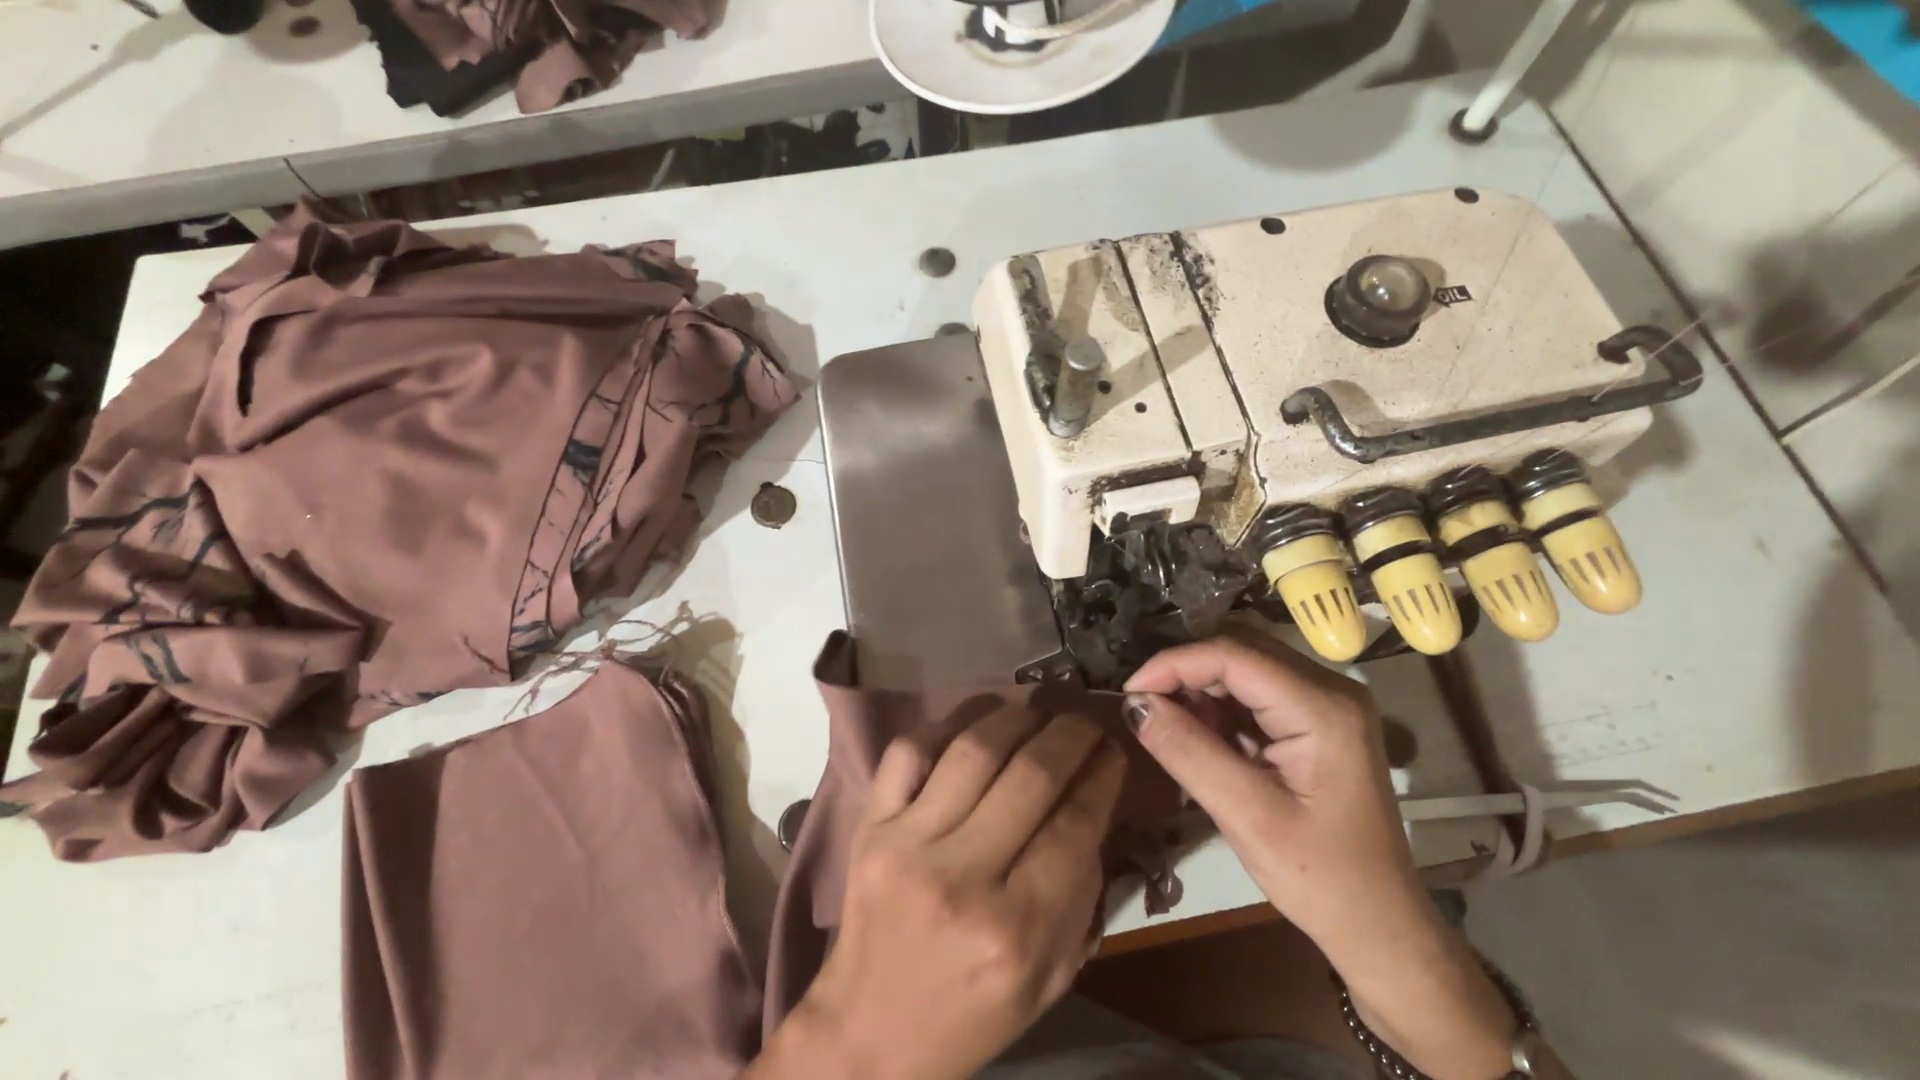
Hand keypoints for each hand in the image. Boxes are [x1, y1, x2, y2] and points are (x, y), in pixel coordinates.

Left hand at [751, 706, 1127, 1079]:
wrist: (868, 1031)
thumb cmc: (973, 1014)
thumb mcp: (1053, 977)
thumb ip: (1083, 894)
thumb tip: (1094, 804)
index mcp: (1016, 929)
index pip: (1075, 823)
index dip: (1102, 775)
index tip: (1113, 751)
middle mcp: (961, 878)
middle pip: (1031, 775)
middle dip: (1071, 734)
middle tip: (1086, 721)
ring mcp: (907, 846)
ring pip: (974, 750)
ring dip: (1017, 717)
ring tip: (1040, 709)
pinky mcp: (869, 827)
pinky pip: (909, 751)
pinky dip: (948, 722)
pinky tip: (978, 719)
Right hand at [1124, 637, 1521, 1079]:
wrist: (1380, 924)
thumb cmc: (1318, 876)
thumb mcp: (1246, 816)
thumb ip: (1188, 752)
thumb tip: (1133, 704)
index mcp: (1322, 708)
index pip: (1234, 654)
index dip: (1174, 664)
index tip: (1129, 694)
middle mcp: (1331, 690)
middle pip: (1242, 649)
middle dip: (1186, 672)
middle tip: (1144, 709)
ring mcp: (1328, 704)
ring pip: (1247, 666)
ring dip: (1202, 688)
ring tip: (1168, 727)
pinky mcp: (1319, 722)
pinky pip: (1259, 692)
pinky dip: (1222, 706)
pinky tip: (1200, 737)